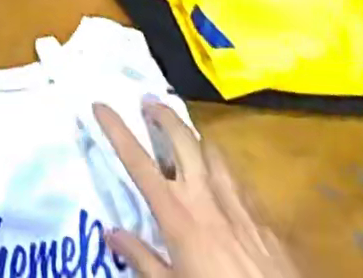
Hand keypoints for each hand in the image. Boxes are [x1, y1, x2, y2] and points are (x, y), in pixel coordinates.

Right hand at [92, 101, 296, 277]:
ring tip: (183, 132)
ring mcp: (236, 203)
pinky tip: (219, 177)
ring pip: (212, 150)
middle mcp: (204, 197)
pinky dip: (221, 168)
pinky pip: (237, 179)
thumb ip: (142, 259)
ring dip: (193, 135)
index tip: (100, 105)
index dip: (116, 130)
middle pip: (181, 139)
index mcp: (176, 215)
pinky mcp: (261, 217)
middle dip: (163, 114)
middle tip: (148, 102)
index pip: (138, 162)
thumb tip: (111, 232)